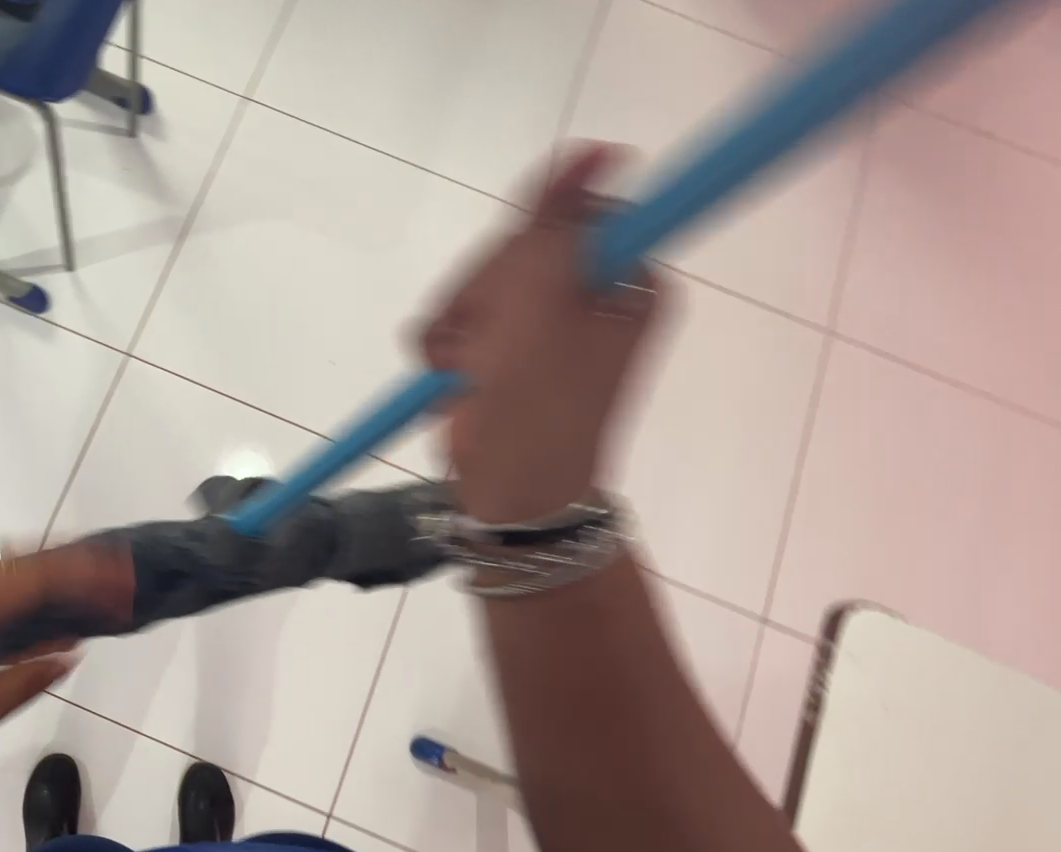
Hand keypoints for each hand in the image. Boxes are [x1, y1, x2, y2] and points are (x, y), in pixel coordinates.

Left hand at [0, 544, 134, 761]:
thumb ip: (24, 681)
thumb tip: (70, 655)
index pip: (37, 575)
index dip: (86, 575)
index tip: (125, 582)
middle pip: (29, 559)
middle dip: (80, 563)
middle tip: (123, 575)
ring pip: (15, 570)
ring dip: (58, 573)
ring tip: (101, 585)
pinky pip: (0, 591)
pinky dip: (34, 593)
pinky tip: (57, 616)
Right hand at [420, 144, 666, 522]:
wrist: (509, 494)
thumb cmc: (536, 410)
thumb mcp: (546, 311)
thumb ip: (560, 227)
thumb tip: (600, 146)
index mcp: (621, 279)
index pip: (564, 217)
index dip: (522, 251)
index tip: (511, 298)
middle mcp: (582, 296)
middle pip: (511, 251)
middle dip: (480, 298)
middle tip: (482, 348)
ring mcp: (537, 327)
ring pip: (473, 286)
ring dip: (455, 330)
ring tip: (464, 374)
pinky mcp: (497, 353)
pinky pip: (452, 322)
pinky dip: (442, 351)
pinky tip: (450, 378)